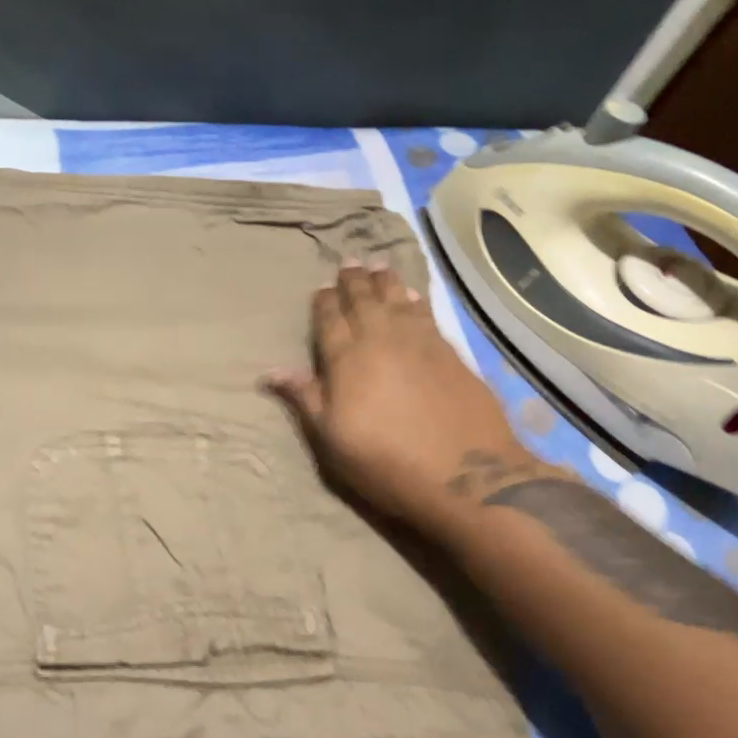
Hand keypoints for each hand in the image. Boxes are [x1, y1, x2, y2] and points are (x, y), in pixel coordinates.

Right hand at [264, 259, 550, 533]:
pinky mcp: (451, 354)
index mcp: (346, 361)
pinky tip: (413, 296)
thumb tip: (271, 371)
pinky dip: (416, 301)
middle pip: (364, 301)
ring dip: (385, 282)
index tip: (320, 287)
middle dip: (354, 281)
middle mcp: (381, 341)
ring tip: (378, 266)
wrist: (466, 476)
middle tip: (348, 261)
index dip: (323, 303)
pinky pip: (426, 315)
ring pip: (397, 301)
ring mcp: (420, 344)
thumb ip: (305, 399)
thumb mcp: (332, 440)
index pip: (329, 321)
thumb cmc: (386, 463)